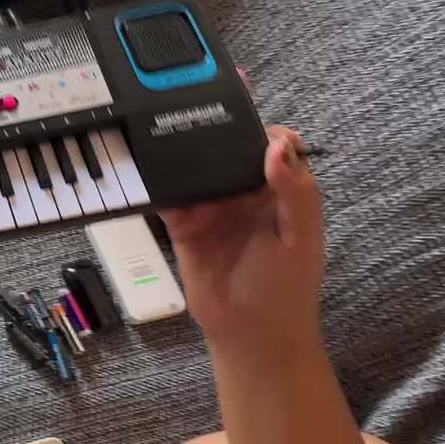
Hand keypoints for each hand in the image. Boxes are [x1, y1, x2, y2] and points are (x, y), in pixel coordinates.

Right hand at [160, 127, 324, 350]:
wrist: (248, 334)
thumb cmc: (286, 287)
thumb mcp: (302, 238)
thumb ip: (296, 193)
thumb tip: (276, 144)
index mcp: (278, 192)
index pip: (271, 147)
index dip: (258, 127)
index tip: (236, 110)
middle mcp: (243, 194)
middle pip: (227, 152)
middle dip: (211, 132)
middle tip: (187, 109)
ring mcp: (210, 208)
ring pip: (194, 170)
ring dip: (180, 153)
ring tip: (159, 128)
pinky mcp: (182, 224)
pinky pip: (167, 197)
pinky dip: (156, 183)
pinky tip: (143, 166)